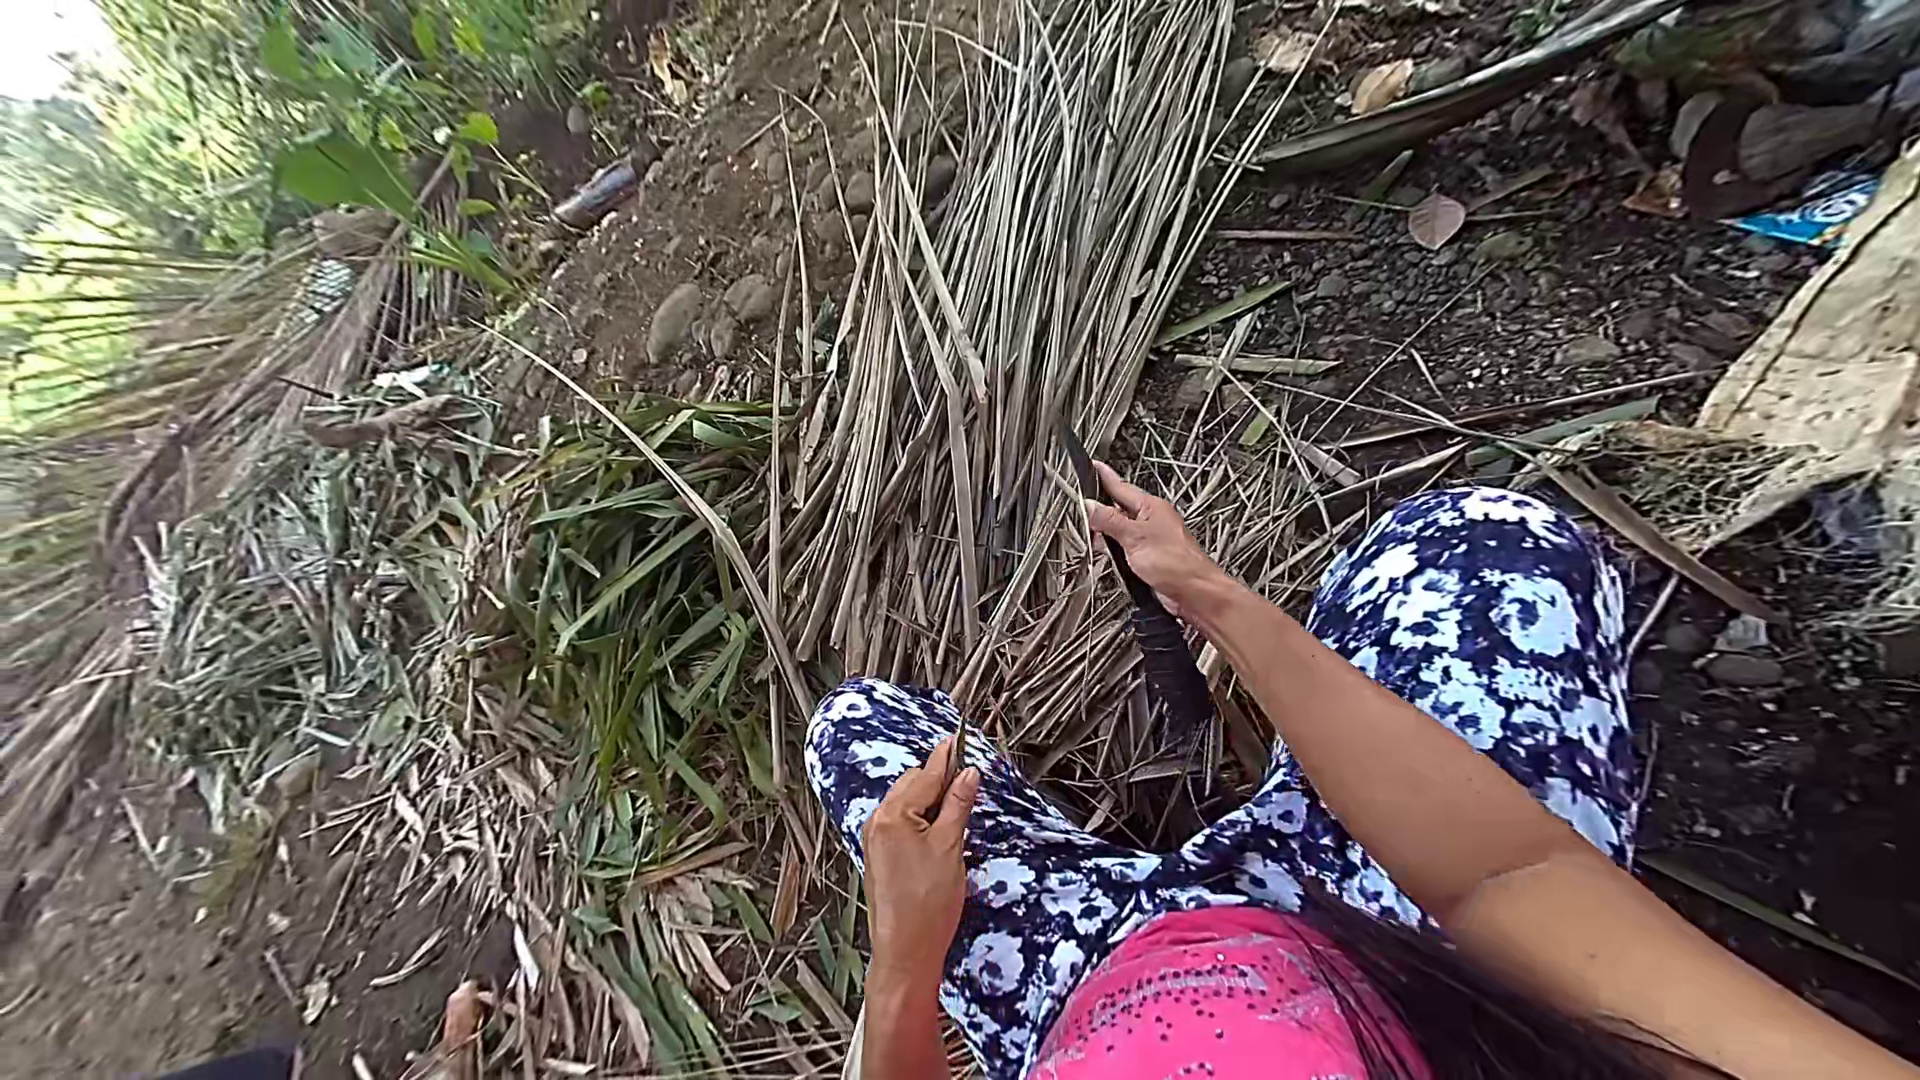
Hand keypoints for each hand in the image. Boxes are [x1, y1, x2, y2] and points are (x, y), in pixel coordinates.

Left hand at [863, 737, 979, 994]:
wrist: (906, 953)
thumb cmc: (927, 905)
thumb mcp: (951, 847)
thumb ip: (958, 805)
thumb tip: (968, 774)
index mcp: (893, 816)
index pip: (926, 776)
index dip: (947, 757)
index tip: (958, 739)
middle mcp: (878, 821)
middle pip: (913, 783)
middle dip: (939, 779)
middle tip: (967, 779)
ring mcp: (875, 837)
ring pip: (906, 800)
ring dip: (930, 798)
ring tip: (956, 807)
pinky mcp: (879, 853)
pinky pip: (900, 819)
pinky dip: (920, 815)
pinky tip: (938, 826)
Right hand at [1085, 460, 1229, 617]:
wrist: (1196, 593)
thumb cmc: (1178, 563)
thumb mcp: (1134, 537)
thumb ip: (1109, 521)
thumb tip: (1090, 506)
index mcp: (1151, 507)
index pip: (1121, 486)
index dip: (1104, 476)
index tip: (1092, 466)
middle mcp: (1152, 520)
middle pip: (1119, 508)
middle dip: (1100, 510)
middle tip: (1083, 508)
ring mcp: (1151, 539)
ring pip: (1121, 529)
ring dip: (1107, 533)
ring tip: (1094, 536)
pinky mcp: (1150, 557)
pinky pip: (1126, 547)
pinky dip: (1115, 550)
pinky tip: (1112, 556)